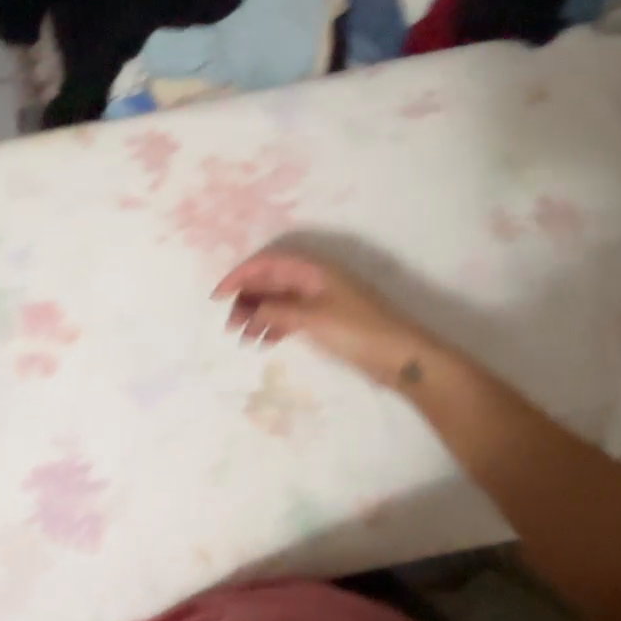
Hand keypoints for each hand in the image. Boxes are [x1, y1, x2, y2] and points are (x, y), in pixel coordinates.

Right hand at [212, 251, 436, 387]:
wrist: (402, 357)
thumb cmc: (359, 331)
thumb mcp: (312, 319)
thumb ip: (275, 312)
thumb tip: (246, 310)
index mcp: (314, 269)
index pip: (268, 263)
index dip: (240, 276)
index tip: (218, 297)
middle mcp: (316, 279)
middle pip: (271, 281)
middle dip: (246, 298)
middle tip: (229, 324)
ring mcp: (321, 300)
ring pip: (279, 300)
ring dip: (258, 314)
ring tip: (242, 337)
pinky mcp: (326, 320)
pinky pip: (291, 316)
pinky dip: (274, 326)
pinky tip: (263, 342)